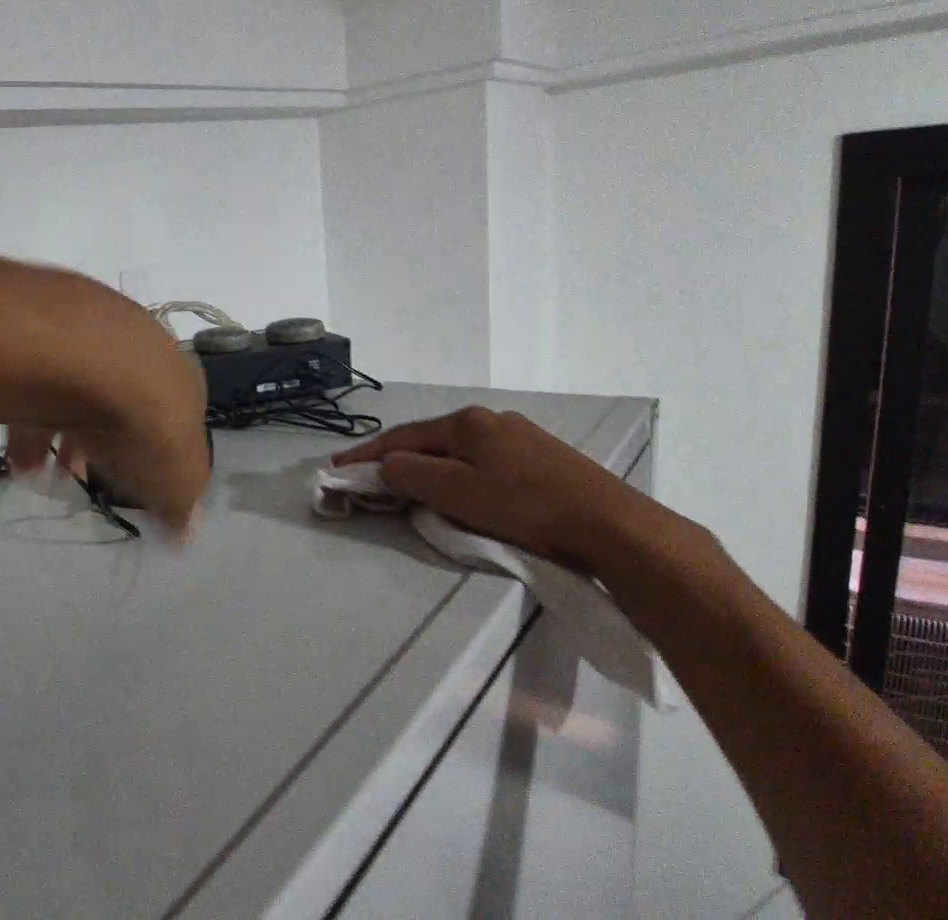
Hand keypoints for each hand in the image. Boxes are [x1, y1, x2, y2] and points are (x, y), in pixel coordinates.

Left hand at [3, 328, 210, 540]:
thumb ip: (180, 504)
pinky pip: (37, 389)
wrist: (85, 362)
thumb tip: (184, 532)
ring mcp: (90, 338)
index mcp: (184, 380)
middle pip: (122, 405)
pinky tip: (20, 458)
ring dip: (61, 438)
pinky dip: (30, 424)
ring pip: (76, 395)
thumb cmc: (146, 424)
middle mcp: (142, 350)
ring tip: (42, 476)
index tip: (134, 487)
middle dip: (101, 446)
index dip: (155, 456)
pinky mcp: (43, 338)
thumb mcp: (178, 477)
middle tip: (80, 478)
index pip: (176, 419)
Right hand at [331, 406, 680, 569]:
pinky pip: (485, 463)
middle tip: (368, 479)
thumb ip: (410, 474)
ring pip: (459, 452)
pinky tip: (462, 491)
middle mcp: (492, 420)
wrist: (612, 527)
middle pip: (430, 440)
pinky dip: (460, 476)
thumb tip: (386, 465)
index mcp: (467, 422)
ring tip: (410, 487)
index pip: (401, 437)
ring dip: (429, 468)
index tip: (335, 469)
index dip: (365, 455)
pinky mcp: (545, 460)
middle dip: (397, 459)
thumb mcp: (454, 493)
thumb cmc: (524, 507)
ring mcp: (522, 437)